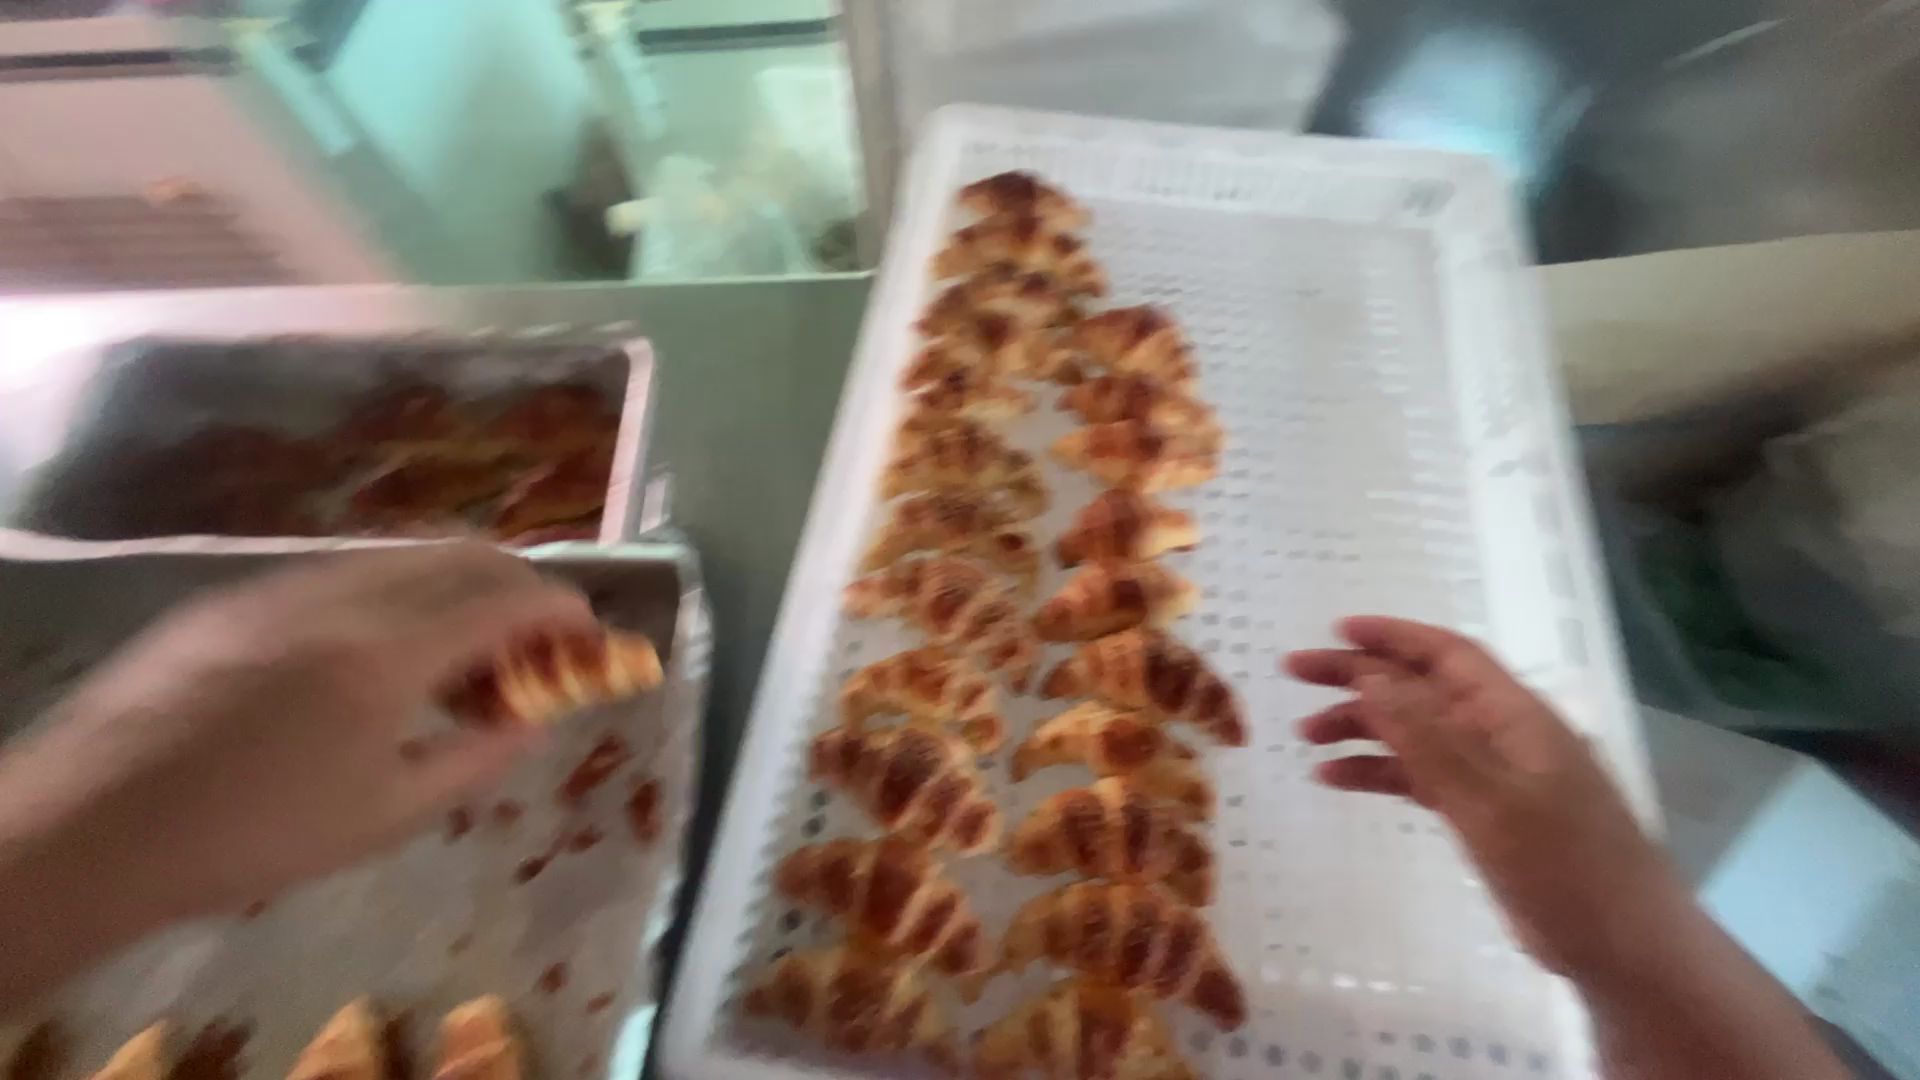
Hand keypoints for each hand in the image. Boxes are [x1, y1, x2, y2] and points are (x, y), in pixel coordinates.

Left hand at [0, 542, 595, 927]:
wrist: (77, 835)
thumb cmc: (251, 837)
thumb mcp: (390, 814)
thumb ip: (483, 755)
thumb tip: (539, 717)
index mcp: (385, 658)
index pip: (505, 604)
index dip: (562, 610)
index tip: (590, 629)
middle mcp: (345, 599)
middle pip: (468, 556)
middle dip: (523, 584)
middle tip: (539, 632)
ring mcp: (290, 587)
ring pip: (413, 553)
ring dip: (467, 586)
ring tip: (467, 646)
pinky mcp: (248, 593)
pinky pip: (359, 568)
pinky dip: (410, 590)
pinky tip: (394, 646)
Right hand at [1285, 616, 1688, 980]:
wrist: (1627, 954)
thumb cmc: (1567, 867)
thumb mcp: (1489, 799)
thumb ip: (1426, 736)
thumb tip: (1369, 676)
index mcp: (1512, 715)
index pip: (1446, 654)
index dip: (1391, 635)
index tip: (1334, 630)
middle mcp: (1495, 733)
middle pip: (1415, 688)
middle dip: (1355, 676)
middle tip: (1295, 672)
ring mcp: (1485, 772)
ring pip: (1408, 731)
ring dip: (1357, 726)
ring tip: (1304, 734)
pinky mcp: (1476, 809)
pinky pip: (1413, 775)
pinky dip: (1373, 771)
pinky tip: (1332, 779)